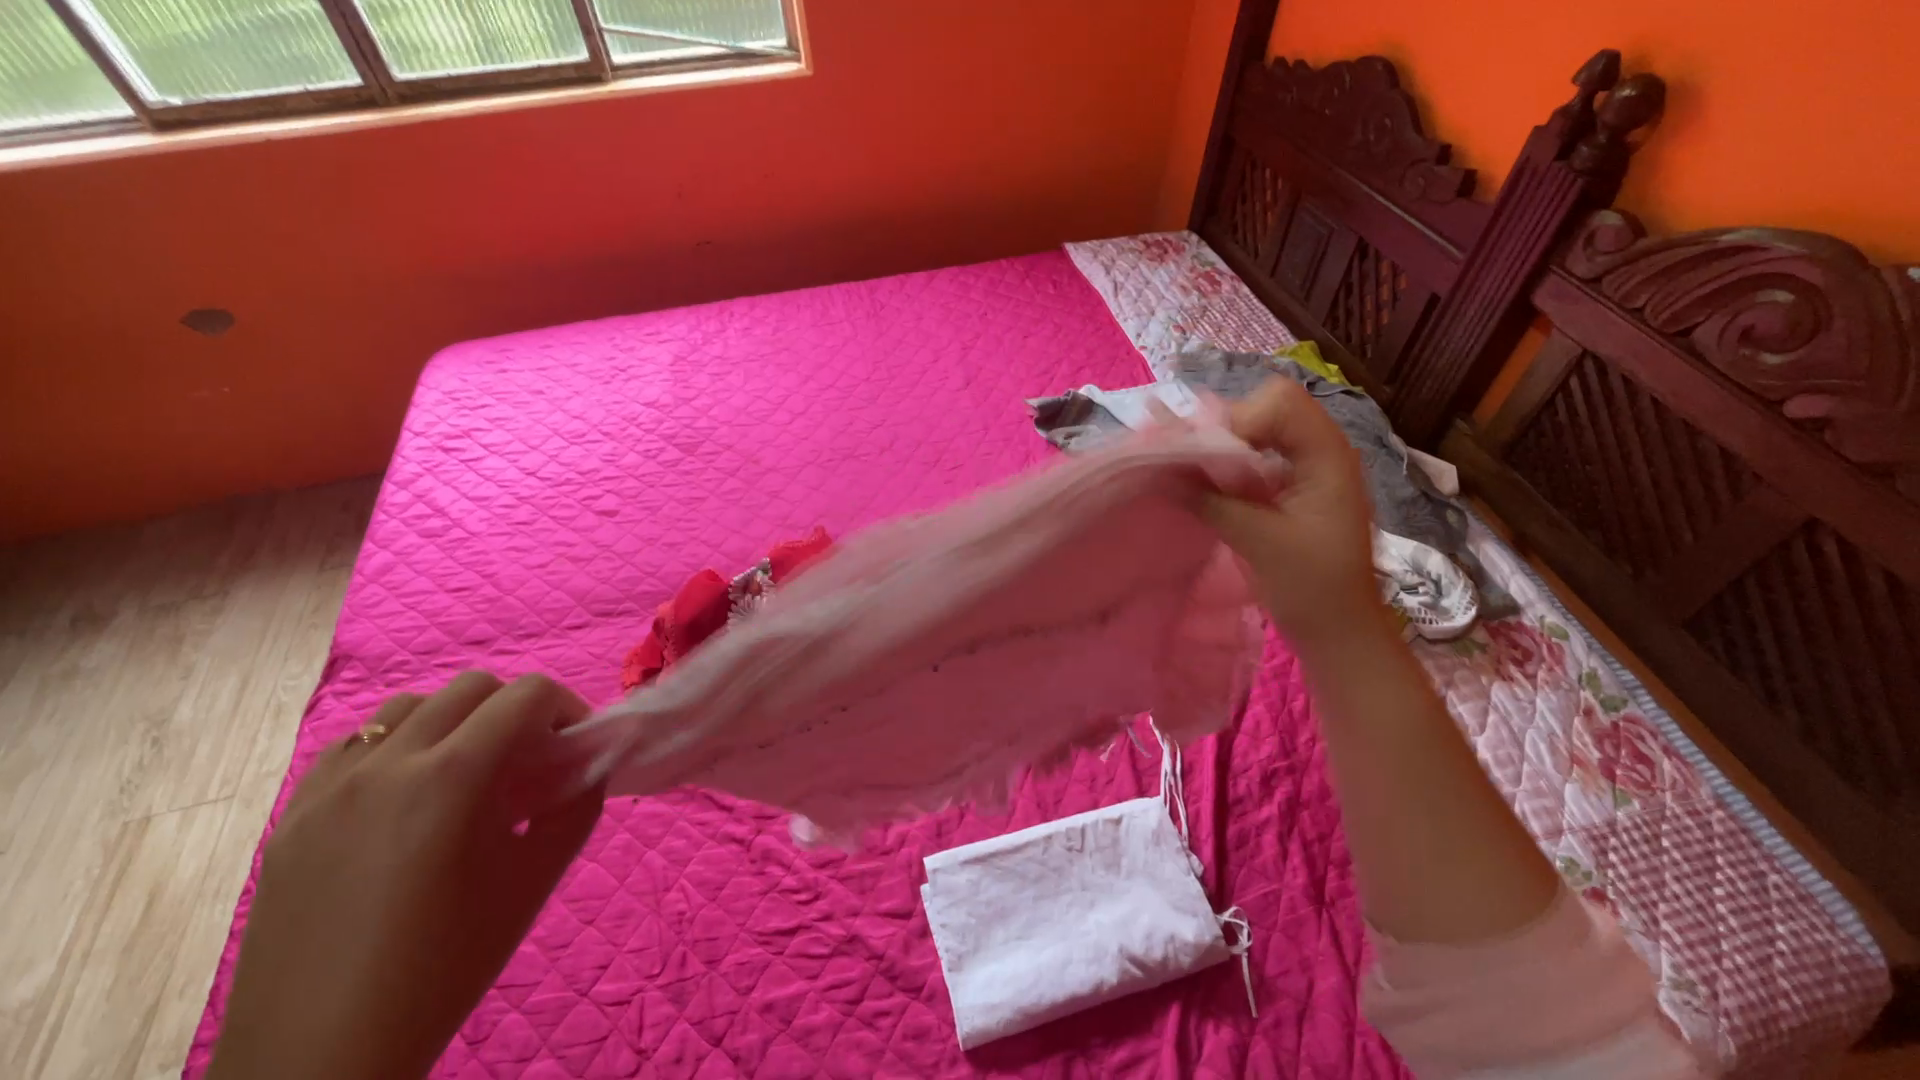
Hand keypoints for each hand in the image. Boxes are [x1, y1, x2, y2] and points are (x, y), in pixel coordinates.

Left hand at [208, 673, 605, 1079]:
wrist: (324, 1050)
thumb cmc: (446, 968)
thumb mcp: (532, 884)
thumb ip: (575, 809)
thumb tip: (591, 764)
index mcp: (451, 778)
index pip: (526, 695)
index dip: (566, 706)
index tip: (574, 744)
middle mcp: (386, 763)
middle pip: (469, 689)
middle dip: (514, 708)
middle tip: (530, 758)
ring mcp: (329, 785)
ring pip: (406, 708)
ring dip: (453, 721)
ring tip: (466, 774)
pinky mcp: (293, 814)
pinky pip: (353, 748)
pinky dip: (395, 749)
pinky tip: (405, 799)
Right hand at [1201, 377, 1383, 653]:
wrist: (1338, 632)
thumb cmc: (1311, 588)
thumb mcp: (1256, 540)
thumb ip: (1209, 499)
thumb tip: (1159, 471)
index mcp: (1327, 455)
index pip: (1278, 402)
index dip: (1237, 420)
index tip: (1208, 459)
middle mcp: (1319, 449)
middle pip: (1264, 408)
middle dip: (1223, 430)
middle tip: (1192, 463)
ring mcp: (1306, 467)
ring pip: (1256, 431)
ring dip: (1221, 448)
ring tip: (1190, 472)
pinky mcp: (1290, 487)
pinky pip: (1254, 457)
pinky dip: (1226, 465)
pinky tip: (1202, 484)